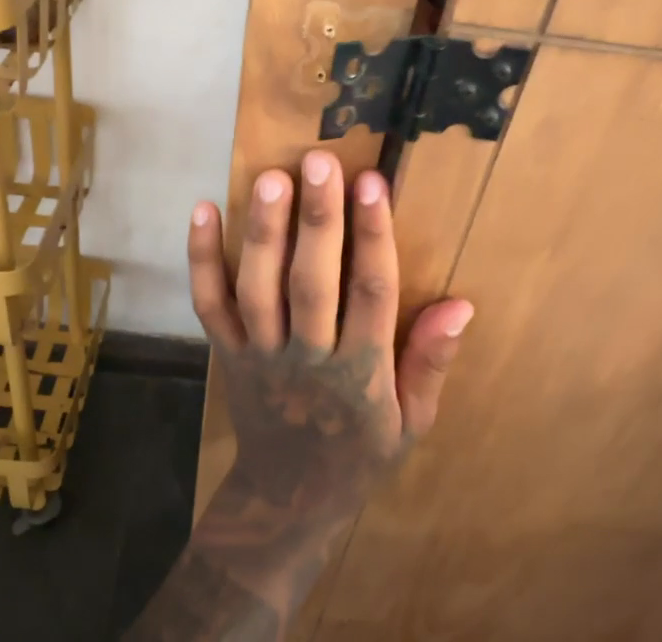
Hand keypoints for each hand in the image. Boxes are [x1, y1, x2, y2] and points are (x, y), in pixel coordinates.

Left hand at [125, 150, 473, 640]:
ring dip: (263, 233)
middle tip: (319, 162)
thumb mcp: (412, 422)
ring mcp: (260, 355)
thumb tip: (460, 304)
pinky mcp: (225, 354)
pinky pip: (209, 305)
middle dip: (317, 221)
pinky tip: (202, 209)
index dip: (373, 237)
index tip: (374, 184)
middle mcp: (308, 359)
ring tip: (270, 178)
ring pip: (258, 290)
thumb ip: (431, 362)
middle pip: (311, 284)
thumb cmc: (359, 454)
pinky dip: (201, 259)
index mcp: (361, 374)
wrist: (289, 499)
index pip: (371, 295)